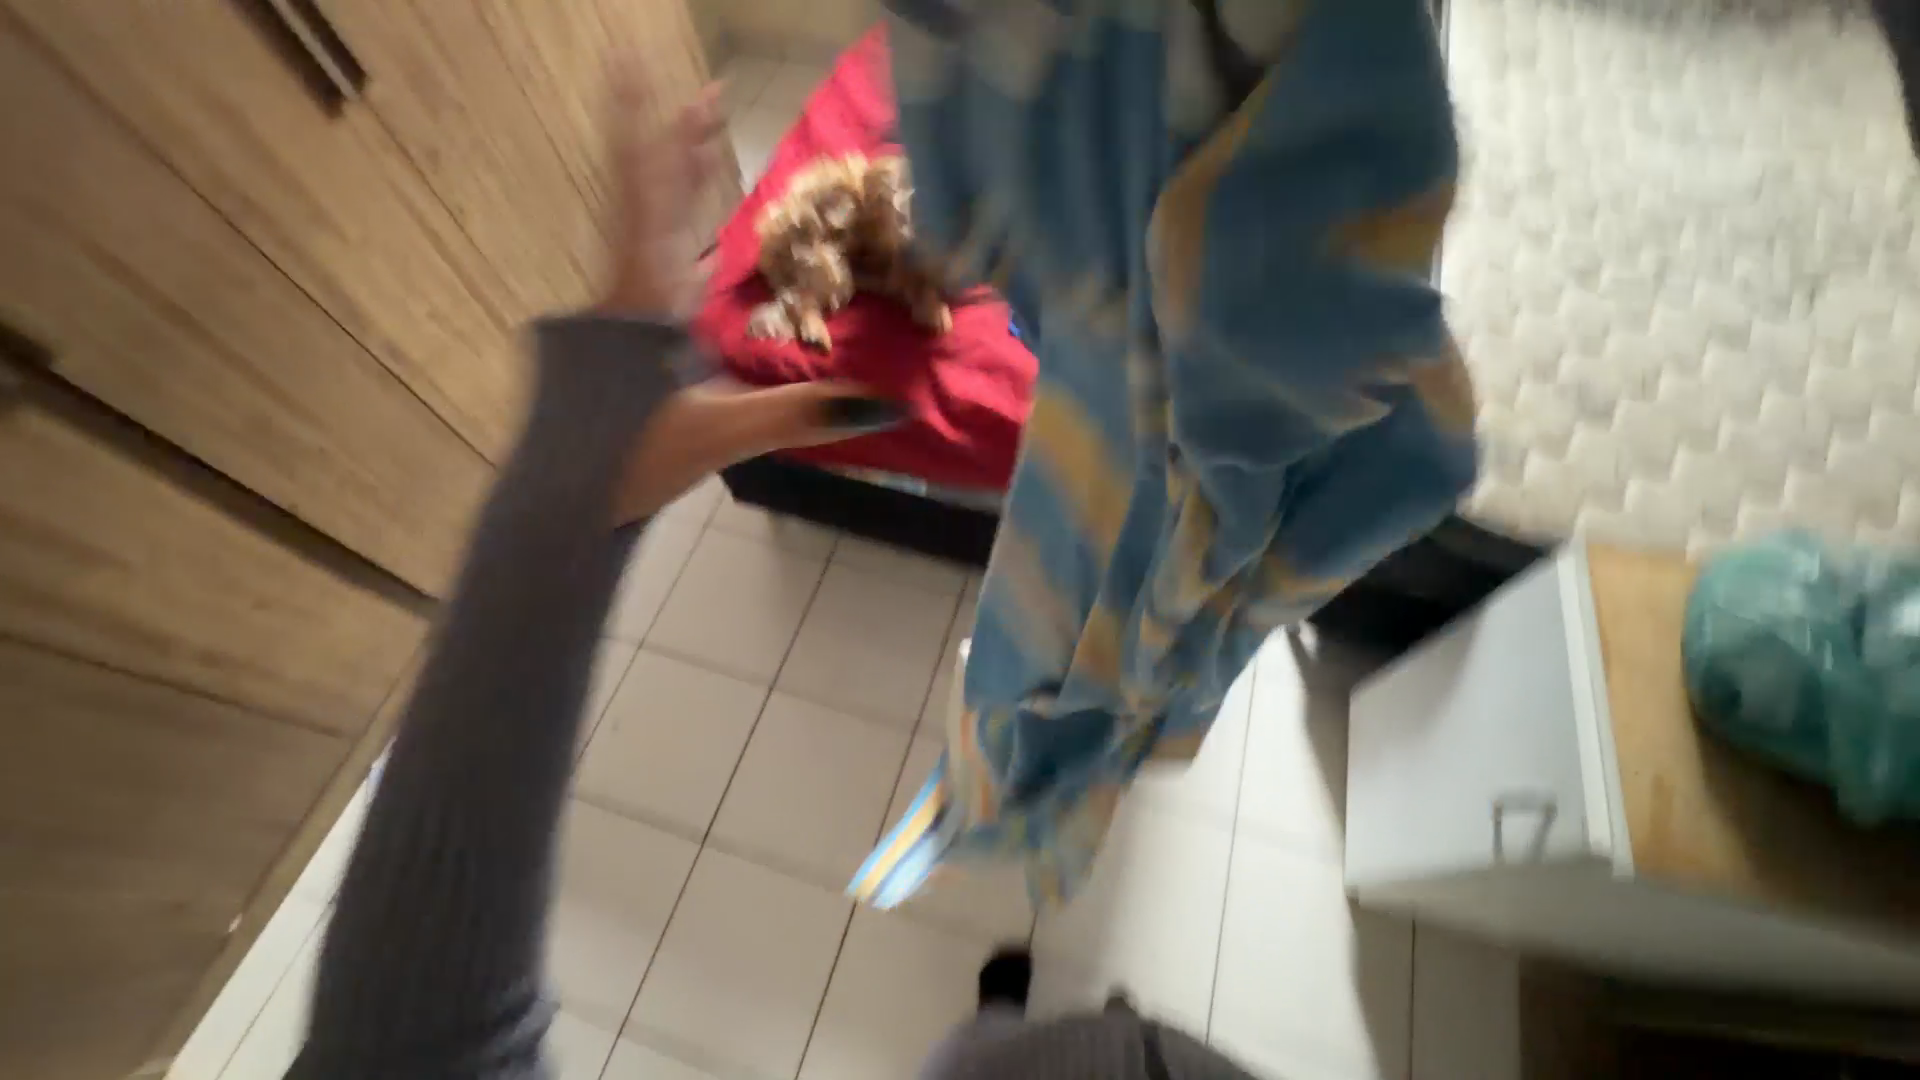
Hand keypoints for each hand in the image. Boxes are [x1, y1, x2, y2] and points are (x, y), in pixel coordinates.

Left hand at [594, 61, 904, 523]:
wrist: (563, 499)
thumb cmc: (634, 459)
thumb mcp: (727, 434)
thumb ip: (805, 412)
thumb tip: (887, 402)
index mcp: (649, 298)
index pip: (658, 196)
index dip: (671, 136)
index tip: (680, 81)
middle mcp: (625, 289)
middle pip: (648, 196)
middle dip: (676, 143)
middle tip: (702, 95)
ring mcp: (613, 309)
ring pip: (643, 228)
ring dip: (670, 182)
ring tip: (694, 146)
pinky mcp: (610, 333)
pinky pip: (644, 262)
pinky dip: (667, 233)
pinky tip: (684, 241)